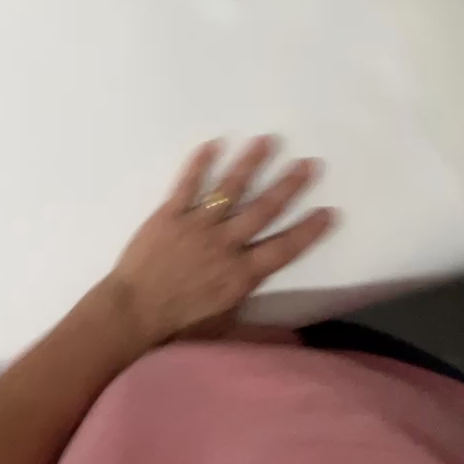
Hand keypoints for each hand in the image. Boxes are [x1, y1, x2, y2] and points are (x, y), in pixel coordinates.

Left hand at [101, 138, 334, 346]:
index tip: (329, 211)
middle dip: (288, 186)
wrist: (135, 310)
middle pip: (263, 211)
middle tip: (308, 163)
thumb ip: (248, 302)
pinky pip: (187, 185)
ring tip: (265, 141)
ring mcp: (197, 226)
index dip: (308, 230)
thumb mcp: (225, 322)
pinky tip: (212, 144)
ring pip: (229, 190)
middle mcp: (225, 245)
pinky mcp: (169, 214)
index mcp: (242, 275)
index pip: (284, 248)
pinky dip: (199, 164)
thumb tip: (272, 301)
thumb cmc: (180, 323)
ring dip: (249, 164)